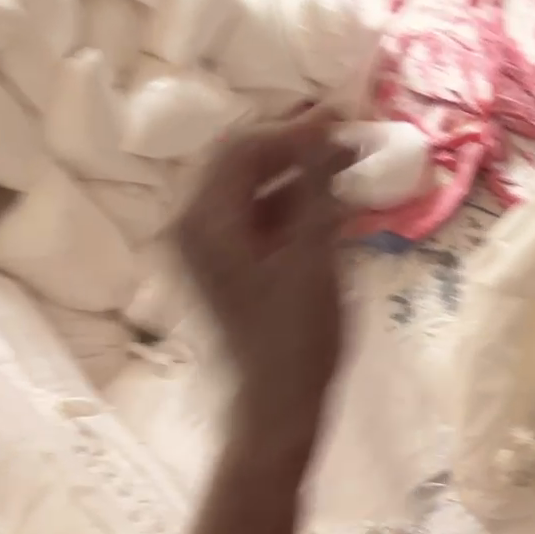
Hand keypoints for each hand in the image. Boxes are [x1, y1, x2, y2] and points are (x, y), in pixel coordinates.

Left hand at [177, 109, 354, 445]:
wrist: (273, 413)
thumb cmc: (295, 344)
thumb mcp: (314, 261)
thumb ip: (317, 191)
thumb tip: (330, 135)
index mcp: (202, 220)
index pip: (243, 146)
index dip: (295, 127)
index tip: (346, 119)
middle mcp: (189, 228)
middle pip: (237, 163)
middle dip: (292, 147)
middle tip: (344, 136)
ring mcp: (201, 254)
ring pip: (245, 193)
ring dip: (291, 178)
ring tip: (341, 170)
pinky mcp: (219, 275)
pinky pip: (249, 223)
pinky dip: (285, 210)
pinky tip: (323, 211)